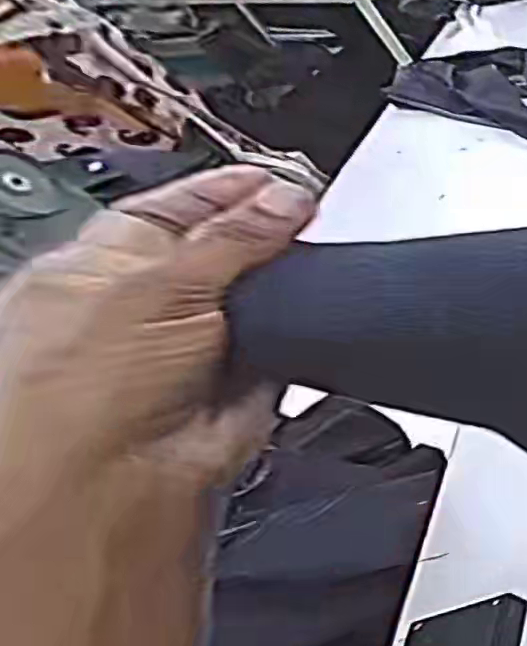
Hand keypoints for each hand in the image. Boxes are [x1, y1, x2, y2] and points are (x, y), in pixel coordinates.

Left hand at [0, 167, 314, 518]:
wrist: (124, 467)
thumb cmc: (79, 386)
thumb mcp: (155, 288)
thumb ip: (230, 241)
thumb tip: (285, 198)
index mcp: (105, 266)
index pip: (174, 210)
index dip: (226, 191)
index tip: (278, 178)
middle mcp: (157, 300)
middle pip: (231, 248)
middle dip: (273, 231)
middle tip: (316, 211)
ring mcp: (211, 337)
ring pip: (270, 291)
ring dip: (297, 279)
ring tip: (326, 256)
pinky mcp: (258, 368)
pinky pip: (299, 332)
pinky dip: (315, 322)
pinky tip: (328, 307)